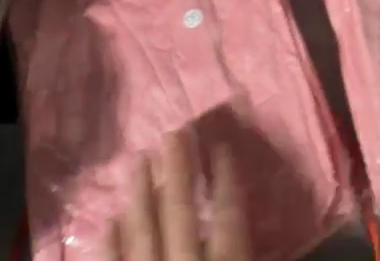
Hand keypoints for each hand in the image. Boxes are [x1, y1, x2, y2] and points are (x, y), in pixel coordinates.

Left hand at [111, 129, 248, 260]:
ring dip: (141, 194)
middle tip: (174, 131)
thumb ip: (253, 248)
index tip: (222, 143)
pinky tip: (111, 219)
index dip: (226, 177)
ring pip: (144, 232)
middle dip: (177, 170)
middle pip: (180, 212)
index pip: (228, 214)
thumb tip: (269, 224)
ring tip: (140, 156)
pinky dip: (112, 242)